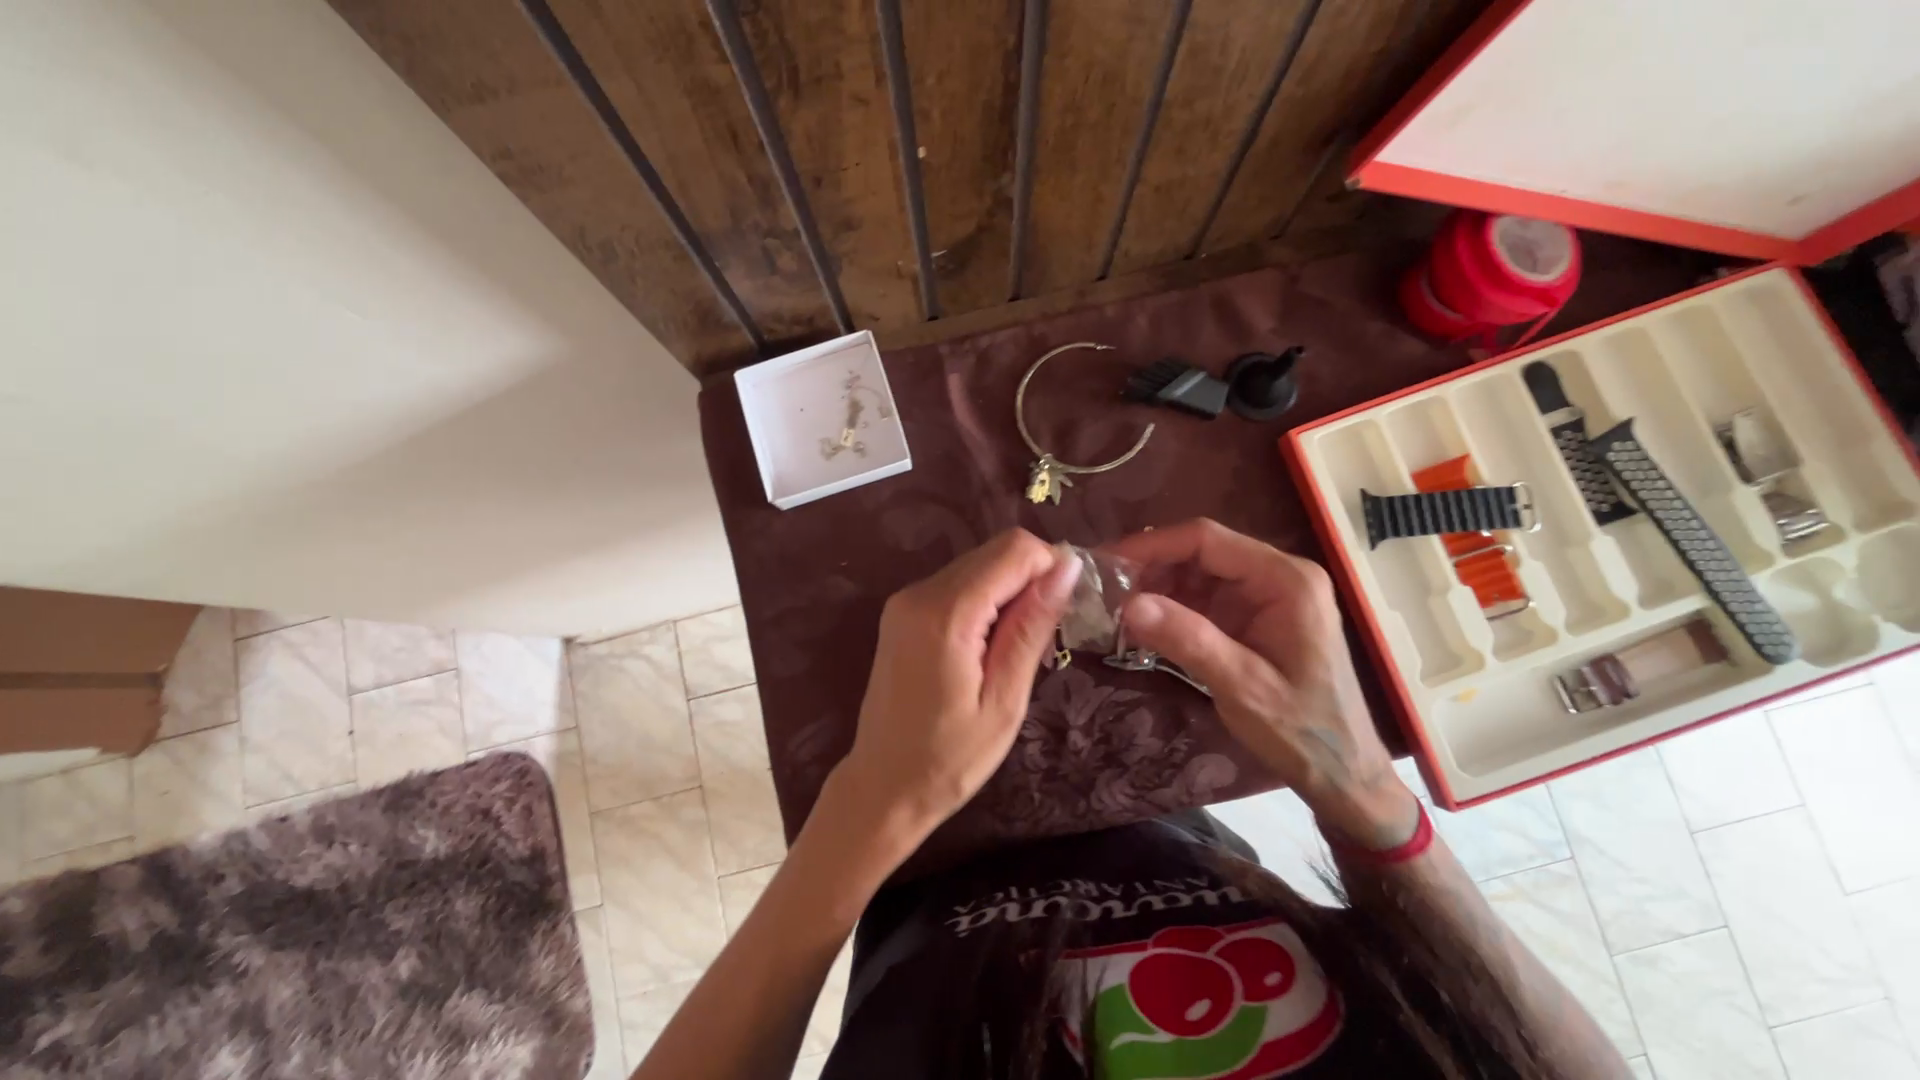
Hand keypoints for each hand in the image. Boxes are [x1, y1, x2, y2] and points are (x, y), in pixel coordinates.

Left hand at [834, 529, 1080, 843]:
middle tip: (1050, 632)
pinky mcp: (902, 612)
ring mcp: (905, 600)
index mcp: (945, 614)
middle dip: (1032, 577)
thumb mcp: (1005, 699)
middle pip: (994, 550)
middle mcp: (919, 593)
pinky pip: (958, 584)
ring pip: (977, 563)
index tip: (1070, 607)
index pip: (1014, 550)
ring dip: (1010, 590)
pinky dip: (986, 600)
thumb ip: (1033, 626)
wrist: (883, 786)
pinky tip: (992, 646)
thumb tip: (1068, 568)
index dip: (1051, 566)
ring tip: (1020, 647)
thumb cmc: (950, 758)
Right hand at [1106, 520, 1418, 848]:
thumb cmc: (1301, 730)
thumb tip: (1128, 604)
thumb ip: (1188, 640)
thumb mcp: (1242, 685)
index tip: (1104, 564)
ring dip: (1157, 588)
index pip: (1207, 540)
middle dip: (1150, 567)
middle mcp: (1278, 577)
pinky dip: (1173, 609)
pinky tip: (1142, 626)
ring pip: (1199, 574)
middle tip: (1101, 590)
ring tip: (1113, 608)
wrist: (1342, 774)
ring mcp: (1267, 598)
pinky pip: (1207, 600)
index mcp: (1285, 580)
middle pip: (1201, 552)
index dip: (1151, 546)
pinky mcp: (1256, 620)